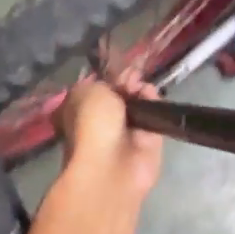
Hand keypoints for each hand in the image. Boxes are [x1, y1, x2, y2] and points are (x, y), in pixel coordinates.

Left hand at [56, 80, 164, 200]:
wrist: (110, 165)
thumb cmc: (91, 124)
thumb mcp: (89, 91)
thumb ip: (104, 82)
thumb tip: (119, 85)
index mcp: (80, 111)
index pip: (97, 89)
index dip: (109, 77)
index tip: (119, 69)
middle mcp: (102, 122)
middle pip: (121, 95)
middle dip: (128, 83)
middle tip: (133, 77)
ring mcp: (127, 133)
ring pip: (139, 104)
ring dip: (142, 91)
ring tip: (141, 87)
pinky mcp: (150, 142)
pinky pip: (154, 115)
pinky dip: (154, 103)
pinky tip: (151, 96)